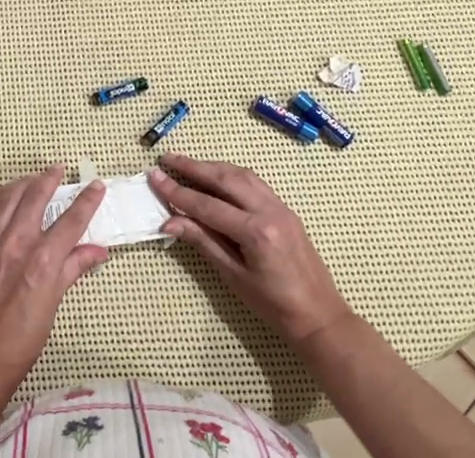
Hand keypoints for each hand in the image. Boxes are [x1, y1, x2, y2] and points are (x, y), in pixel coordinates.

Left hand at [0, 166, 108, 377]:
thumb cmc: (21, 338)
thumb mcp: (53, 304)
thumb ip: (73, 270)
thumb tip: (98, 251)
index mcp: (43, 259)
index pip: (71, 219)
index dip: (87, 200)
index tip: (97, 185)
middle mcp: (17, 241)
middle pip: (36, 196)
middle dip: (50, 178)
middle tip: (59, 168)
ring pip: (8, 197)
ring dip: (23, 182)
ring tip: (33, 177)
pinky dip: (0, 198)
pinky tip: (6, 196)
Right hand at [148, 154, 352, 344]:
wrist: (320, 316)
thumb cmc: (274, 305)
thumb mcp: (233, 276)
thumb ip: (203, 242)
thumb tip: (169, 222)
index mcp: (256, 232)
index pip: (207, 205)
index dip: (177, 192)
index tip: (154, 178)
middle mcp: (270, 211)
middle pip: (225, 179)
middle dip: (193, 167)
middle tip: (166, 159)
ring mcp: (281, 207)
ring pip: (241, 175)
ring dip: (212, 166)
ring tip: (186, 164)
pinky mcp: (286, 209)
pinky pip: (255, 182)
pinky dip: (231, 174)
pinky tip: (217, 176)